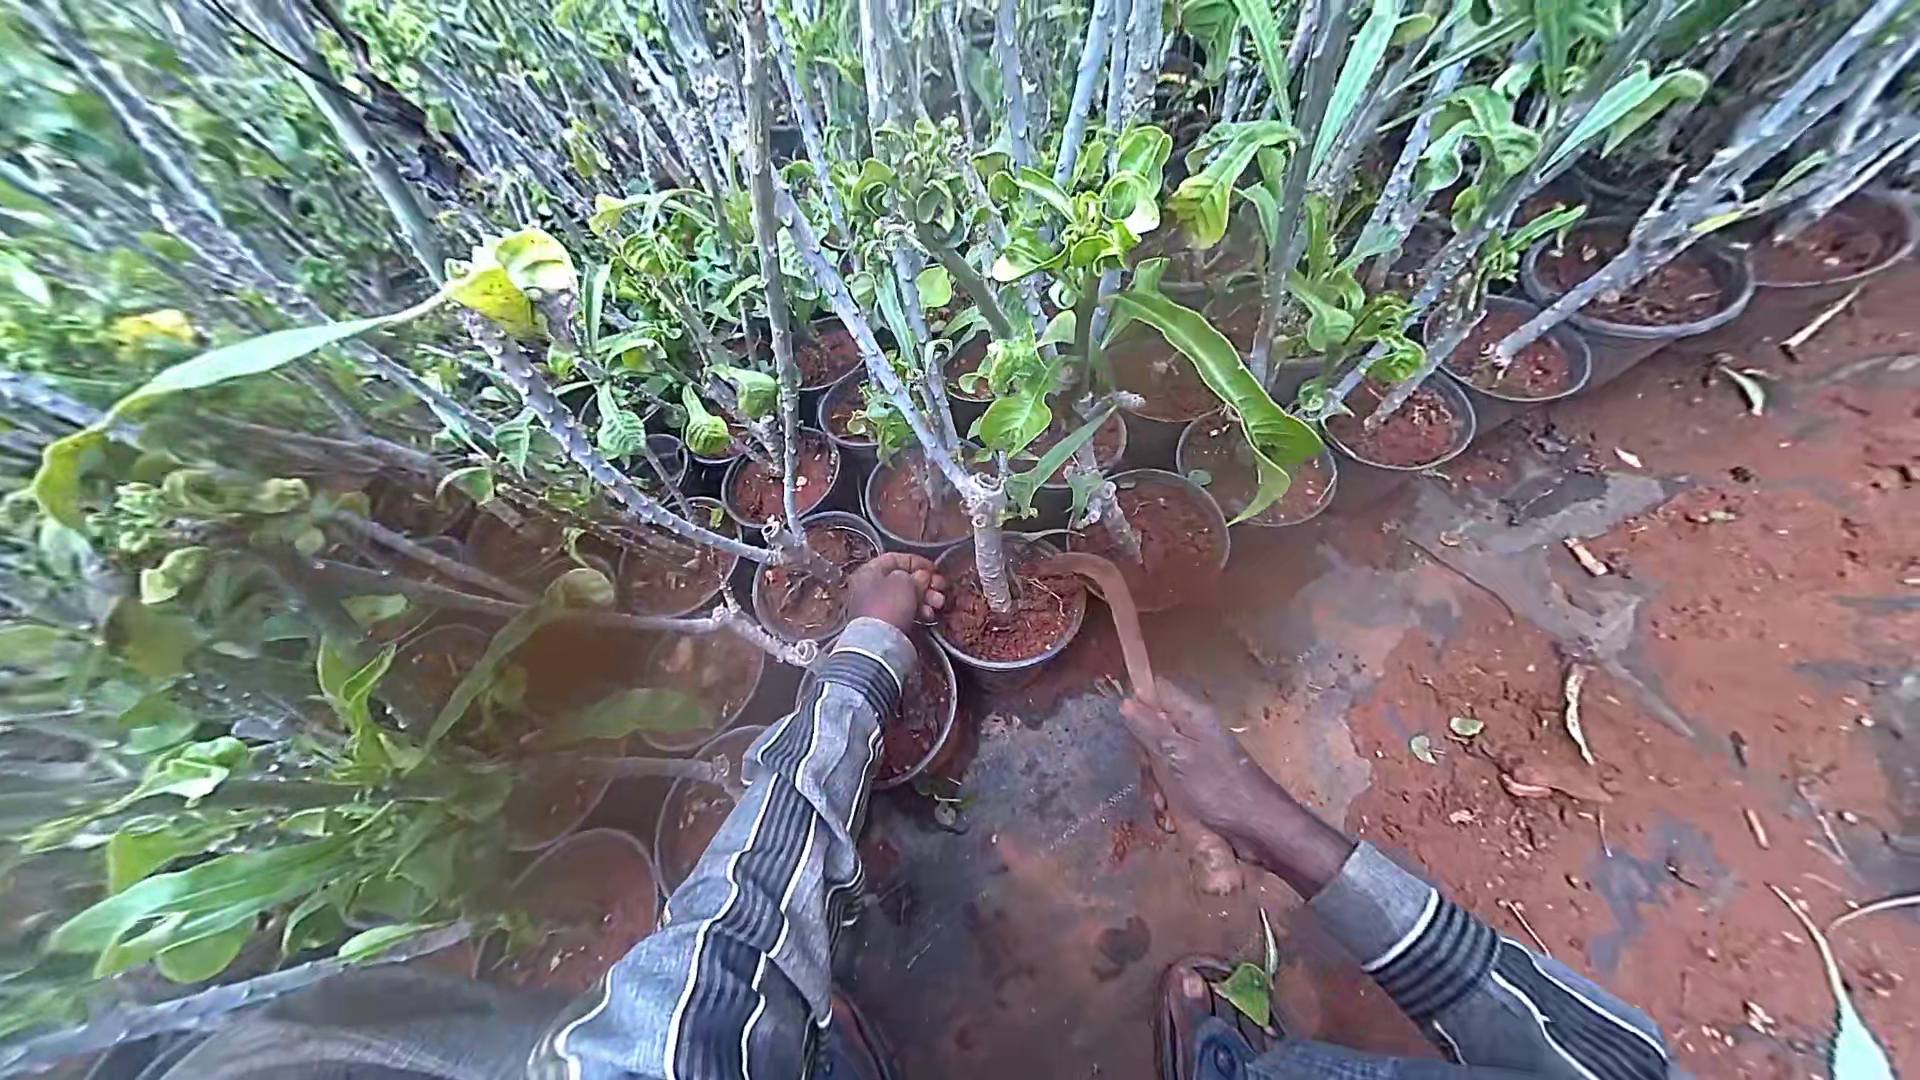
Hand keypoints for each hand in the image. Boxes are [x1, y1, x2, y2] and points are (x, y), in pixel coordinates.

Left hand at [846, 552, 946, 629]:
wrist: (878, 643)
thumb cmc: (889, 605)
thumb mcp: (906, 583)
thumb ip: (916, 575)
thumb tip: (922, 577)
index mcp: (869, 571)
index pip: (895, 558)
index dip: (916, 561)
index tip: (934, 568)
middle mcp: (869, 587)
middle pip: (902, 579)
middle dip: (925, 583)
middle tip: (941, 588)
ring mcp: (877, 606)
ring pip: (906, 597)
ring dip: (926, 598)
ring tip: (939, 604)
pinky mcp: (884, 624)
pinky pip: (904, 612)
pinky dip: (918, 611)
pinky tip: (929, 616)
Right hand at [1120, 678, 1352, 896]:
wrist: (1263, 832)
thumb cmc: (1221, 790)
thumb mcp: (1178, 757)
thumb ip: (1151, 729)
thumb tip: (1126, 701)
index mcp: (1192, 716)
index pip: (1157, 691)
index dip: (1139, 704)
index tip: (1129, 730)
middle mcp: (1194, 731)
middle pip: (1153, 728)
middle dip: (1146, 756)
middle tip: (1151, 777)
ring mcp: (1198, 758)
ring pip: (1160, 759)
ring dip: (1156, 783)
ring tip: (1162, 804)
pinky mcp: (1200, 782)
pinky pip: (1173, 782)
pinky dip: (1169, 799)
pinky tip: (1170, 816)